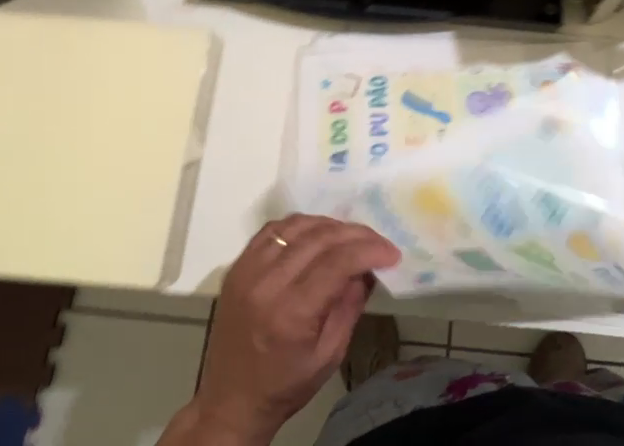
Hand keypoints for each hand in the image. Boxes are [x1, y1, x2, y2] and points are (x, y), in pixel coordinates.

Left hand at [187, 215, 400, 443]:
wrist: (231, 399)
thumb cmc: (285, 384)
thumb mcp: (330, 354)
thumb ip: (350, 305)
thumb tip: (368, 268)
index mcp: (291, 313)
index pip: (337, 262)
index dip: (369, 250)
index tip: (392, 253)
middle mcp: (267, 283)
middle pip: (319, 238)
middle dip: (356, 234)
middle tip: (378, 242)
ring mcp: (247, 270)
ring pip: (296, 226)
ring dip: (330, 225)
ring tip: (350, 237)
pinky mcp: (237, 266)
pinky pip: (273, 230)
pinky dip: (301, 226)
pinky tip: (317, 234)